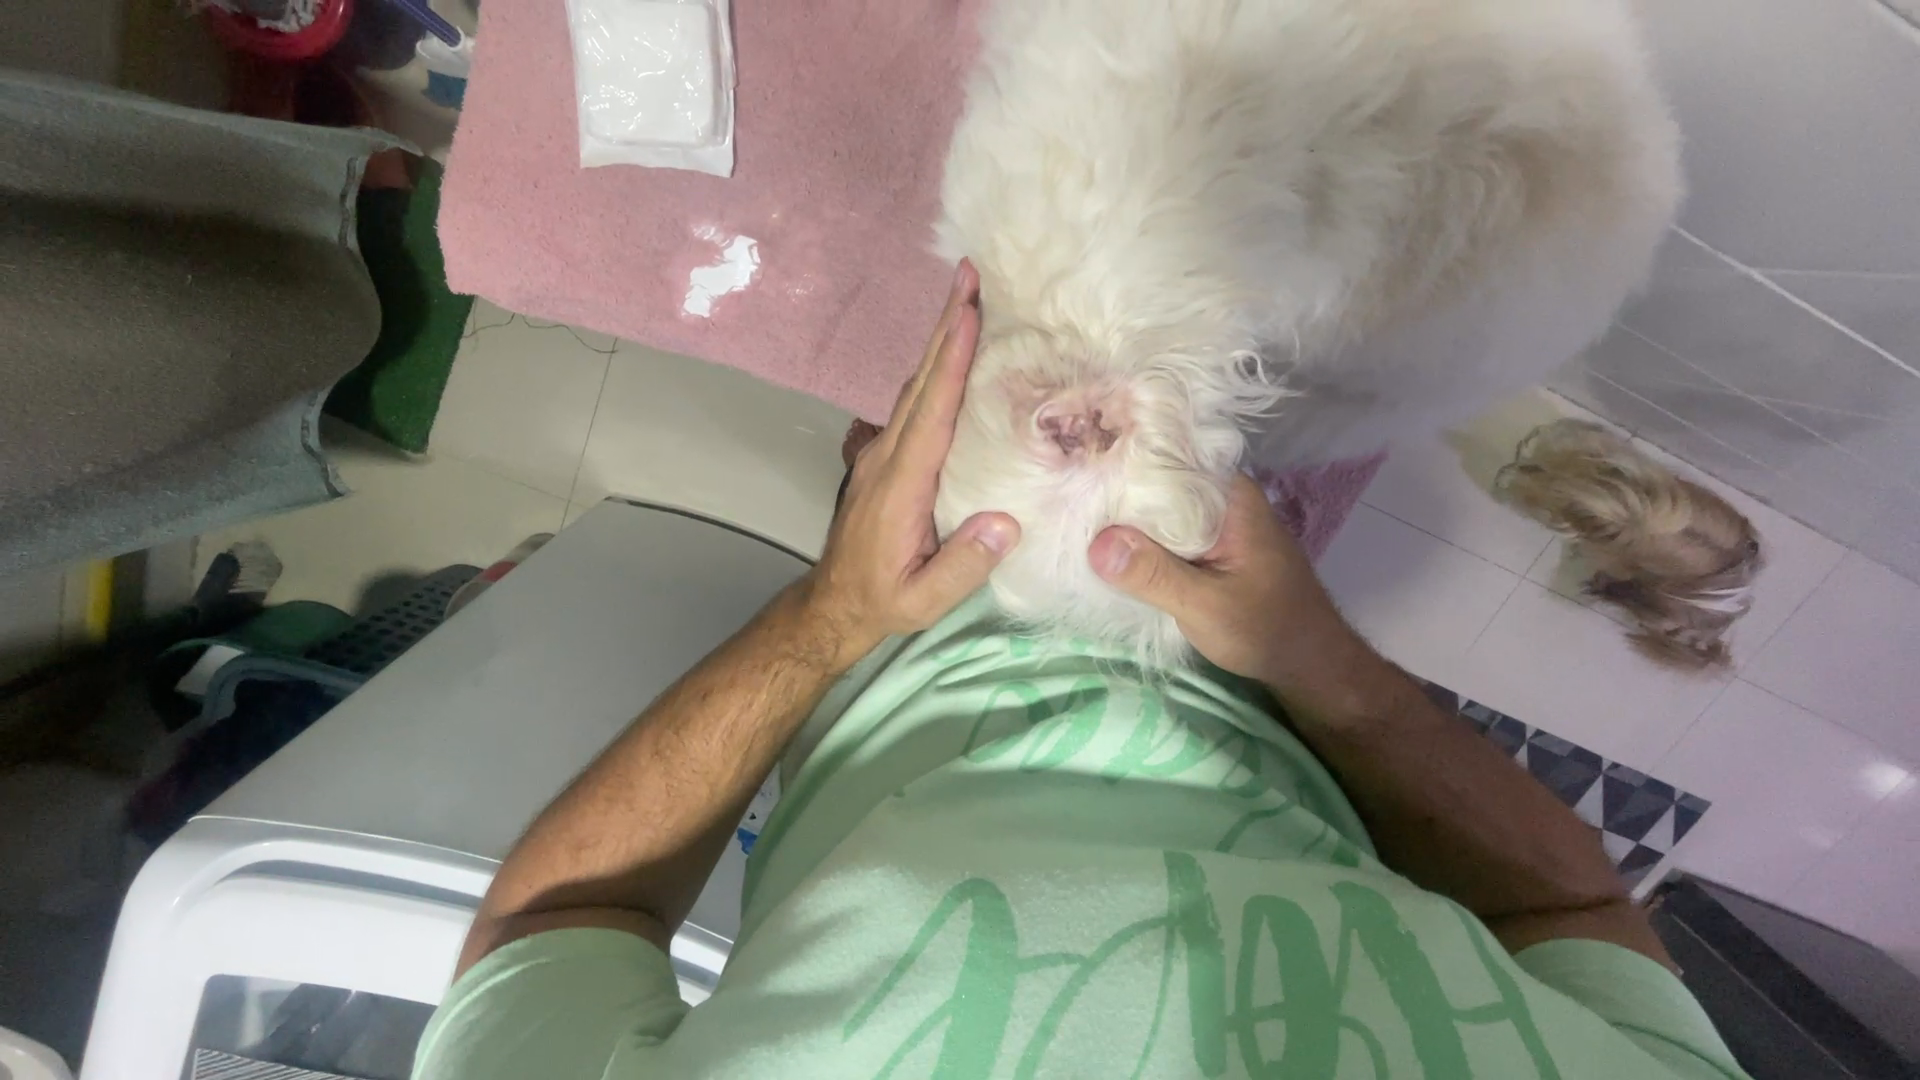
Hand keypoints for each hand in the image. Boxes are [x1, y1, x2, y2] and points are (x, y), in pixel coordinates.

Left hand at [799, 260, 1020, 671]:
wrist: (836, 602)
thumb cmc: (883, 600)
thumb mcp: (923, 600)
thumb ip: (962, 566)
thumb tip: (1007, 523)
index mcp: (901, 484)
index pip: (931, 413)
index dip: (951, 362)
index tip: (969, 312)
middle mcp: (889, 456)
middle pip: (921, 382)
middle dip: (945, 327)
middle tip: (970, 275)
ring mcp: (885, 453)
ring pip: (917, 387)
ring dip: (941, 342)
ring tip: (969, 300)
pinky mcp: (889, 457)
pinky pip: (916, 403)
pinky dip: (937, 371)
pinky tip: (955, 357)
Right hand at [1088, 473, 1391, 713]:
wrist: (1309, 665)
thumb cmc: (1267, 630)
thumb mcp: (1206, 606)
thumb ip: (1155, 575)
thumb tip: (1096, 544)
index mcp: (1229, 495)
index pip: (1166, 455)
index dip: (1119, 456)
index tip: (1073, 461)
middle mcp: (1221, 497)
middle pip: (1156, 479)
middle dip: (1113, 486)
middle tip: (1060, 488)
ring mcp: (1214, 522)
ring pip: (1157, 507)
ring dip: (1122, 515)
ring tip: (1070, 510)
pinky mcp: (1206, 545)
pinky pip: (1163, 530)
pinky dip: (1138, 537)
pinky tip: (1104, 544)